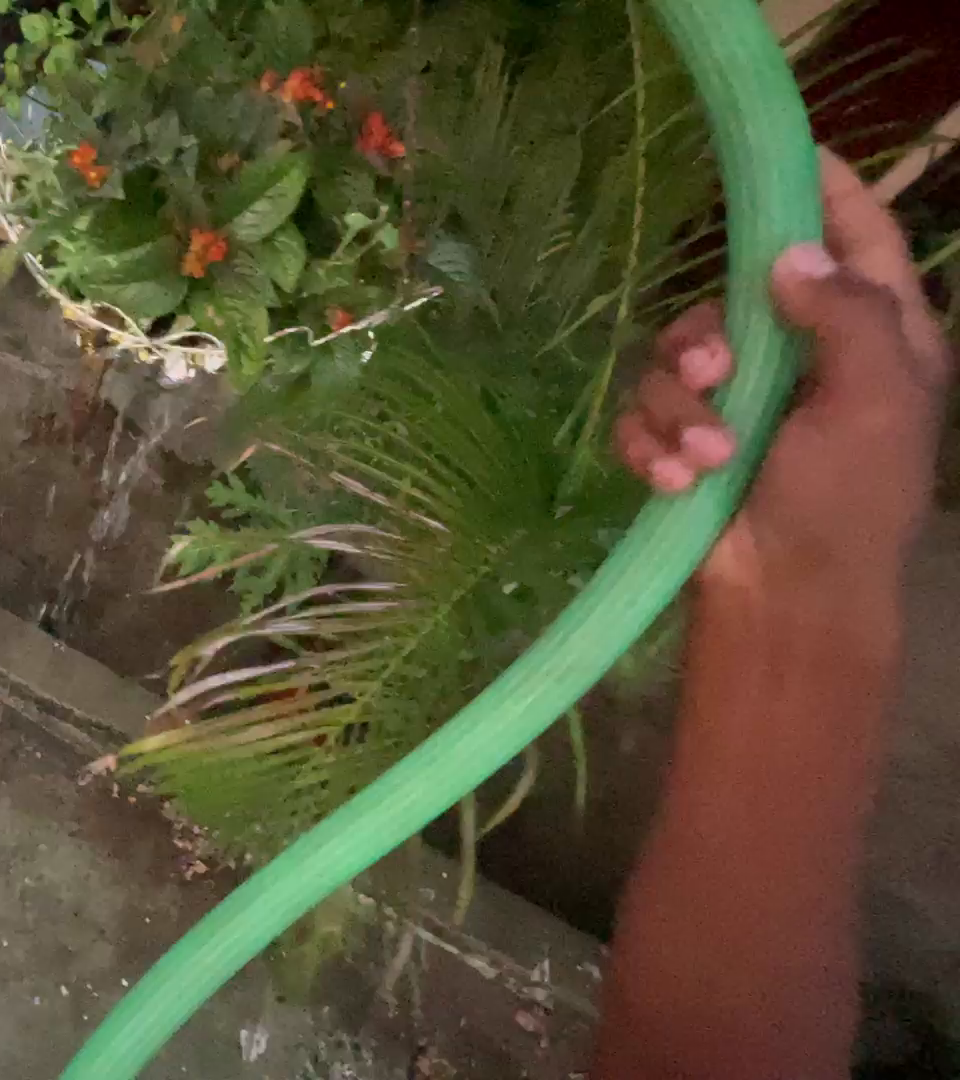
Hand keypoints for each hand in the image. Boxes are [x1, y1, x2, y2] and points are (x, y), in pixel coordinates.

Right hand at [616, 148, 950, 592]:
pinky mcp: (671, 439)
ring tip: (703, 459)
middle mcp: (787, 358)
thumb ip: (843, 318)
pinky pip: (634, 419)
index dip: (828, 196)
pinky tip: (672, 478)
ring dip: (675, 416)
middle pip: (719, 308)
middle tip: (712, 380)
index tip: (797, 153)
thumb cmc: (848, 495)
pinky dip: (649, 447)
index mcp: (863, 337)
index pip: (851, 244)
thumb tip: (784, 254)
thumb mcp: (874, 400)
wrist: (782, 583)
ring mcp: (724, 402)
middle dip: (703, 346)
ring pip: (663, 368)